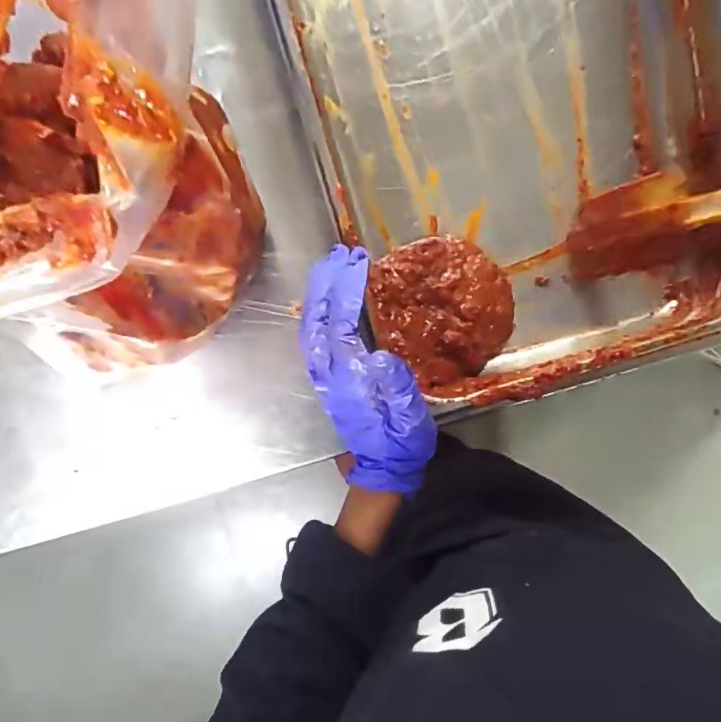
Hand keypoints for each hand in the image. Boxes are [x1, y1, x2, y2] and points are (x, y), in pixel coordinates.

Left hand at [299, 245, 437, 494]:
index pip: (341, 326)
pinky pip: (315, 340)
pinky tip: (327, 300)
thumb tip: (383, 356)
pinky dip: (318, 313)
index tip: (357, 262)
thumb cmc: (401, 443)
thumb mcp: (409, 418)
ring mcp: (325, 377)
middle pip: (317, 321)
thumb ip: (397, 387)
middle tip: (340, 254)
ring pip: (311, 329)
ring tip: (331, 267)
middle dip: (326, 284)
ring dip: (318, 296)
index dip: (346, 291)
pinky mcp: (329, 380)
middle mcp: (330, 375)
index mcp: (350, 379)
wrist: (383, 467)